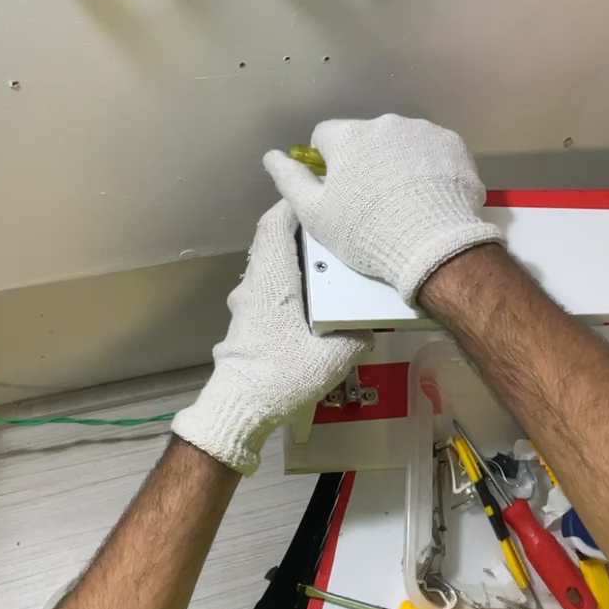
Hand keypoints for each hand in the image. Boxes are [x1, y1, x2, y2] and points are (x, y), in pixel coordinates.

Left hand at [171, 200, 371, 474]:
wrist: (238, 410)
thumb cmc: (283, 375)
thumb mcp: (333, 357)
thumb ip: (356, 336)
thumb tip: (370, 324)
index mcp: (273, 280)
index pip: (274, 224)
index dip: (292, 206)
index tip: (317, 198)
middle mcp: (254, 284)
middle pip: (270, 241)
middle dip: (298, 231)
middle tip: (332, 232)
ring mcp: (245, 303)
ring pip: (267, 265)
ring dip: (291, 257)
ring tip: (326, 264)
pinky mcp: (245, 322)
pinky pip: (266, 286)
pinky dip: (285, 280)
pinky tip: (309, 299)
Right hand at [263, 114, 501, 302]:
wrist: (432, 245)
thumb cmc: (365, 231)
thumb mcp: (314, 213)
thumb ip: (289, 179)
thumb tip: (272, 156)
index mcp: (348, 135)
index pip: (325, 137)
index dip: (327, 163)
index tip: (338, 191)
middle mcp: (384, 123)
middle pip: (365, 139)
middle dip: (364, 162)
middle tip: (373, 202)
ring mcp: (422, 131)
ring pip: (400, 143)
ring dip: (397, 162)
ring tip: (405, 201)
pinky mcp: (452, 145)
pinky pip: (432, 151)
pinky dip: (428, 167)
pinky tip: (430, 195)